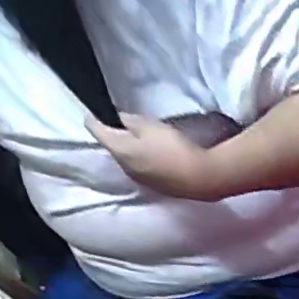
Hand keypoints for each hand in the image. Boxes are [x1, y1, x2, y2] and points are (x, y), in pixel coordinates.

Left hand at [87, 112, 222, 199]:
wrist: (203, 178)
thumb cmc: (174, 147)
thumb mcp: (149, 125)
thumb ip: (130, 120)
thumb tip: (120, 121)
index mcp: (118, 149)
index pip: (94, 129)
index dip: (94, 117)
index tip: (98, 110)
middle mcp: (125, 168)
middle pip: (113, 148)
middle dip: (116, 137)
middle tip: (126, 127)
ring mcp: (142, 181)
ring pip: (129, 161)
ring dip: (132, 152)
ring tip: (144, 144)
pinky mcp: (158, 189)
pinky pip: (144, 172)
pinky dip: (146, 163)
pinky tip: (158, 159)